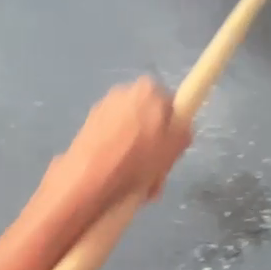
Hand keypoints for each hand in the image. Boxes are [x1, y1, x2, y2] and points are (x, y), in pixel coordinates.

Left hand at [38, 77, 191, 219]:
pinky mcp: (86, 127)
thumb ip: (184, 130)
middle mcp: (123, 91)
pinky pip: (111, 140)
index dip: (173, 128)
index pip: (170, 104)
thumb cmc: (136, 161)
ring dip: (136, 153)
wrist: (87, 180)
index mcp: (148, 89)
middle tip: (157, 168)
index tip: (171, 148)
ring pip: (129, 132)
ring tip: (138, 181)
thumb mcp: (174, 148)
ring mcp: (102, 108)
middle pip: (148, 117)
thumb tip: (181, 128)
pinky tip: (119, 179)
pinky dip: (118, 156)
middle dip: (153, 142)